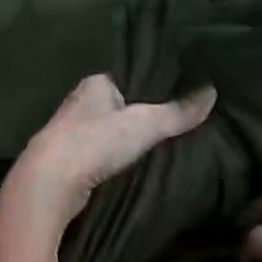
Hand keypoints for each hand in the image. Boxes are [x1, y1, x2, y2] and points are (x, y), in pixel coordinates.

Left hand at [6, 74, 216, 223]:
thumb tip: (212, 92)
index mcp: (95, 83)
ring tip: (152, 152)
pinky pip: (95, 158)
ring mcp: (68, 135)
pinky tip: (125, 172)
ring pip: (104, 135)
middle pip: (116, 108)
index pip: (128, 79)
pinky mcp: (64, 163)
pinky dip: (109, 163)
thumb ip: (178, 111)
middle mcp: (78, 104)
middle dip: (137, 118)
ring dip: (121, 144)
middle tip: (170, 130)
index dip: (151, 89)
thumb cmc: (95, 143)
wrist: (49, 183)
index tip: (174, 101)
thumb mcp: (145, 123)